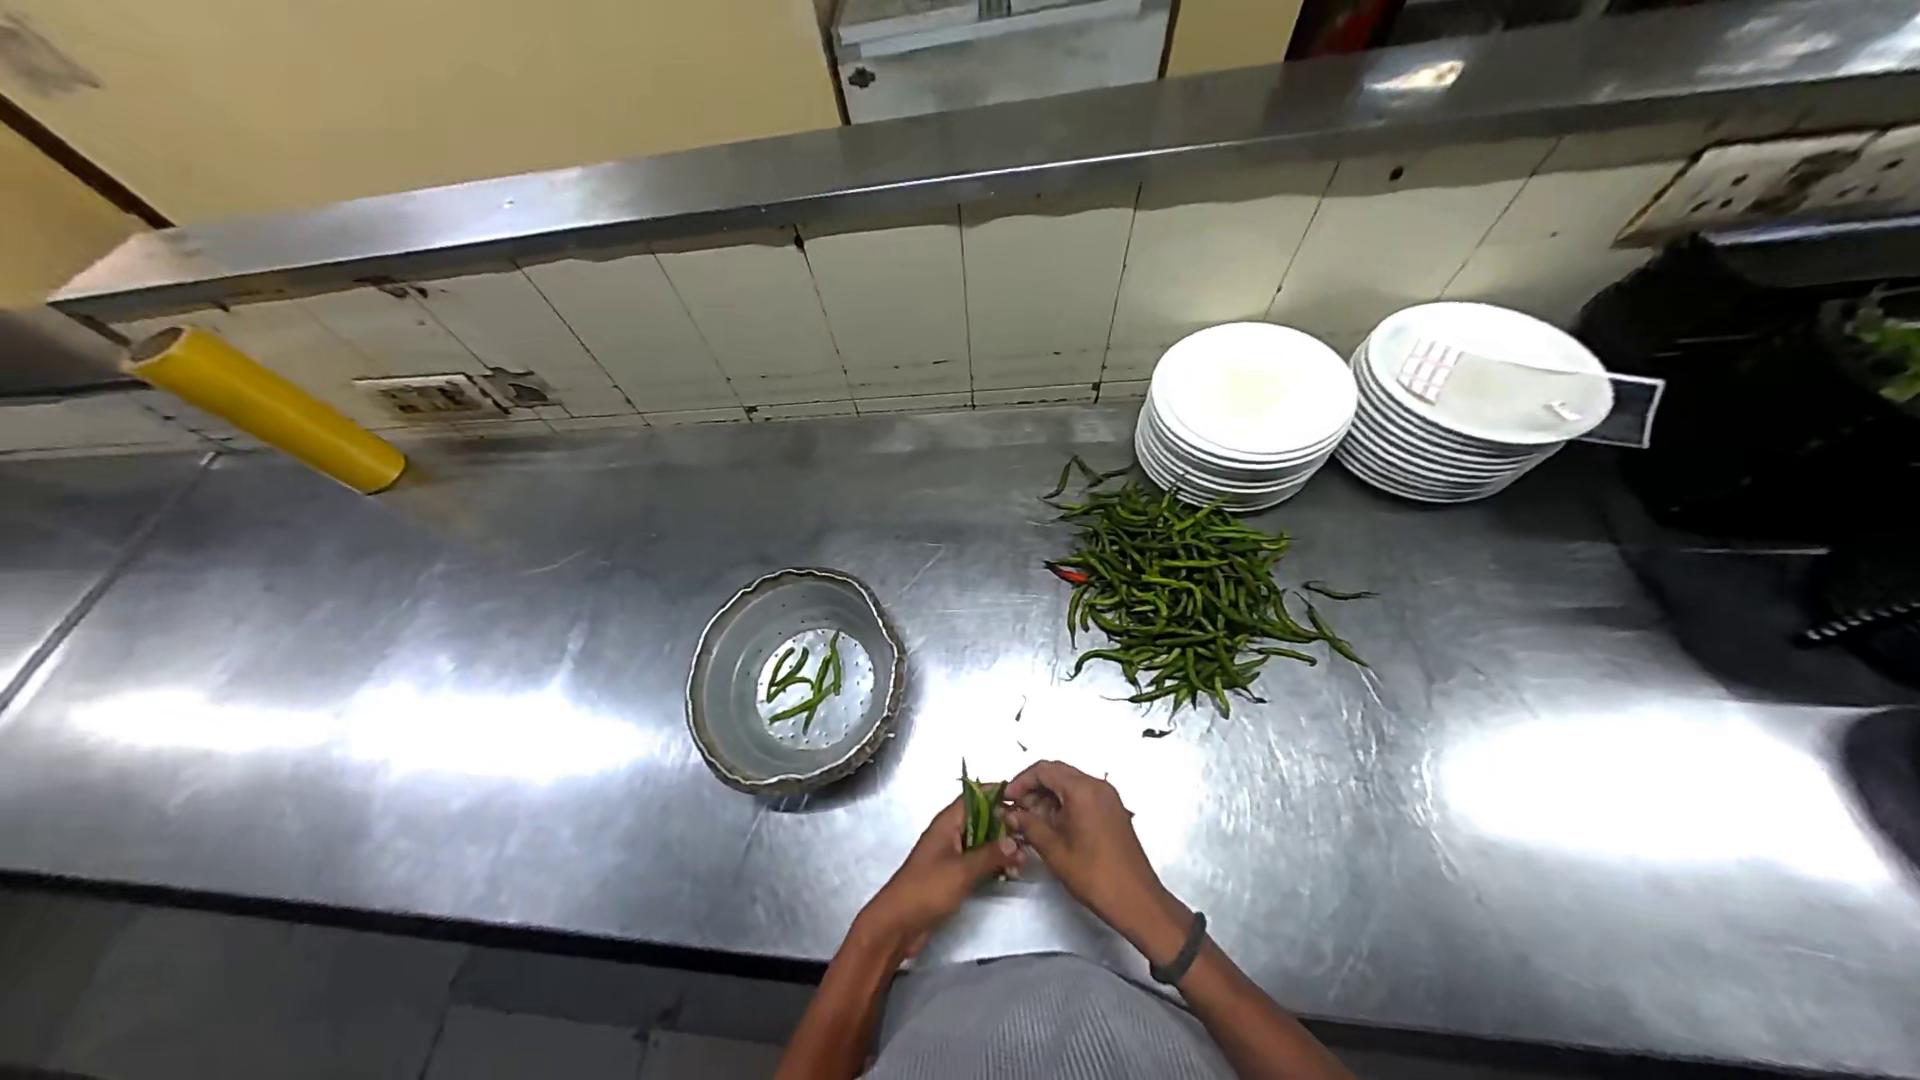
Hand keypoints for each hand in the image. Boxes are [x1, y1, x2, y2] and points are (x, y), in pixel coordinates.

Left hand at [855, 795, 1022, 958]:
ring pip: (980, 843)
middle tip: (1027, 830)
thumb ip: (990, 855)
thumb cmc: (926, 889)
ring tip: (1023, 856)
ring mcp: (950, 856)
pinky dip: (992, 864)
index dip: (993, 793)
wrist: (898, 924)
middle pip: (979, 820)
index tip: (1017, 794)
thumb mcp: (962, 871)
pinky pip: (976, 862)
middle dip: (1002, 824)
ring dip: (999, 847)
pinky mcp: (951, 876)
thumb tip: (1015, 841)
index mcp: (946, 824)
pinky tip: (1009, 872)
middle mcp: (948, 835)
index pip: (972, 797)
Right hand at [1004, 760, 1190, 962]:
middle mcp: (1097, 785)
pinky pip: (1083, 794)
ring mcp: (1108, 797)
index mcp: (1083, 789)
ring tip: (1030, 818)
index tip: (1006, 798)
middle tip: (1015, 808)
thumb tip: (1008, 813)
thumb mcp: (1054, 850)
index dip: (1021, 781)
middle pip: (1058, 772)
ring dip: (1048, 795)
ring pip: (1070, 783)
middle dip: (1033, 787)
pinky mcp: (1113, 809)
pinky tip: (1052, 823)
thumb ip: (1028, 825)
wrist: (1136, 900)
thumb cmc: (1093, 874)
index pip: (1044, 769)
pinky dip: (1064, 802)